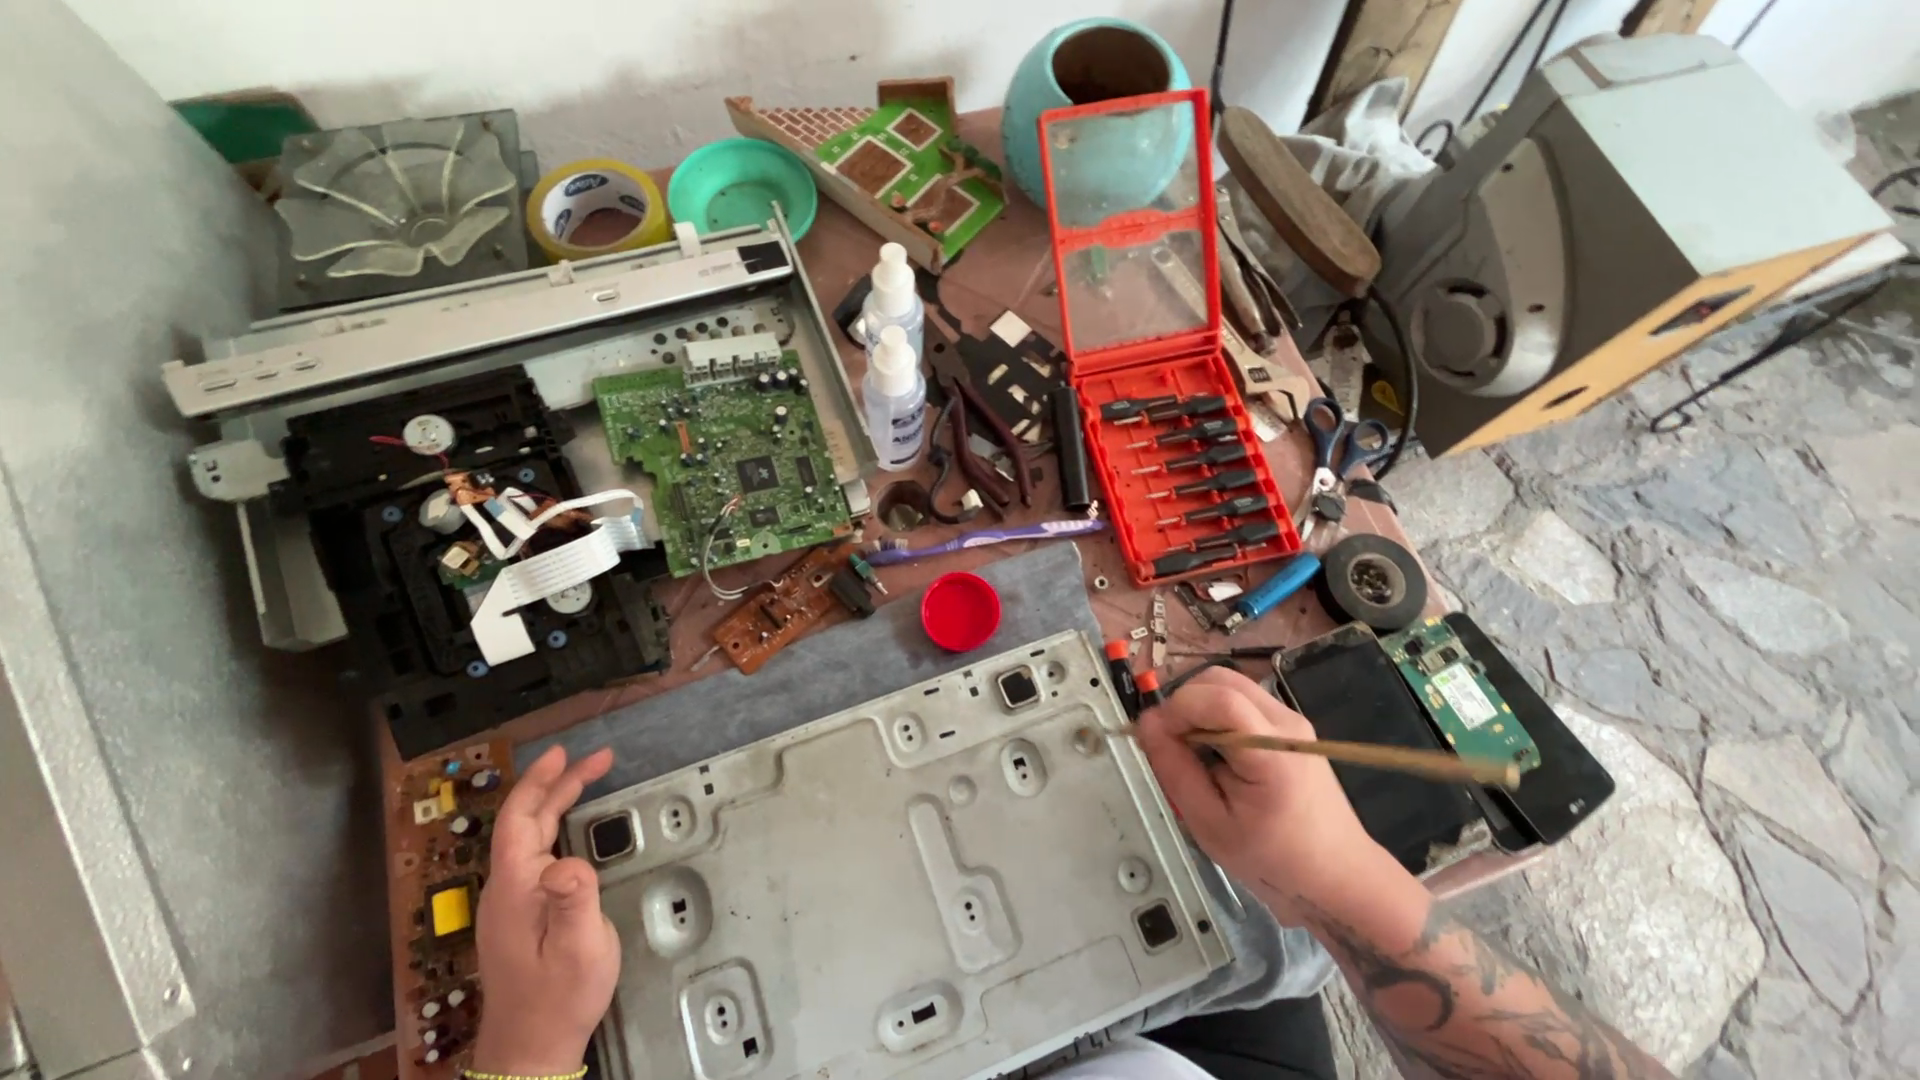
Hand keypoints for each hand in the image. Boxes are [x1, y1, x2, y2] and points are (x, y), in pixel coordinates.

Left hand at [472, 746, 618, 1075]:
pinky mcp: (520, 916)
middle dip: (559, 784)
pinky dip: (555, 827)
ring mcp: (511, 903)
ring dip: (557, 803)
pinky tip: (569, 829)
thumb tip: (564, 860)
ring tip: (588, 779)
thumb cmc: (559, 998)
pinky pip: (535, 855)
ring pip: (530, 838)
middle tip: (598, 759)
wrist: (530, 1050)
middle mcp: (506, 889)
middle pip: (526, 822)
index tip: (565, 753)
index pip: (519, 819)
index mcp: (515, 888)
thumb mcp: (579, 948)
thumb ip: (574, 900)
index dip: (540, 782)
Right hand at [1135, 667, 1383, 922]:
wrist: (1336, 877)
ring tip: (1192, 752)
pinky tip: (1216, 755)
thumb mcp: (1209, 824)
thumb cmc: (1272, 860)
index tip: (1154, 738)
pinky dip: (1216, 716)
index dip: (1177, 708)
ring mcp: (1291, 721)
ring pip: (1229, 686)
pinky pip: (1242, 702)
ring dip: (1199, 708)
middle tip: (1170, 743)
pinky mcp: (1290, 727)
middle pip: (1221, 680)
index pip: (1218, 698)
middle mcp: (1286, 722)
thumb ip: (1175, 769)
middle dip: (1184, 703)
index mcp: (1272, 751)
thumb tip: (1145, 723)